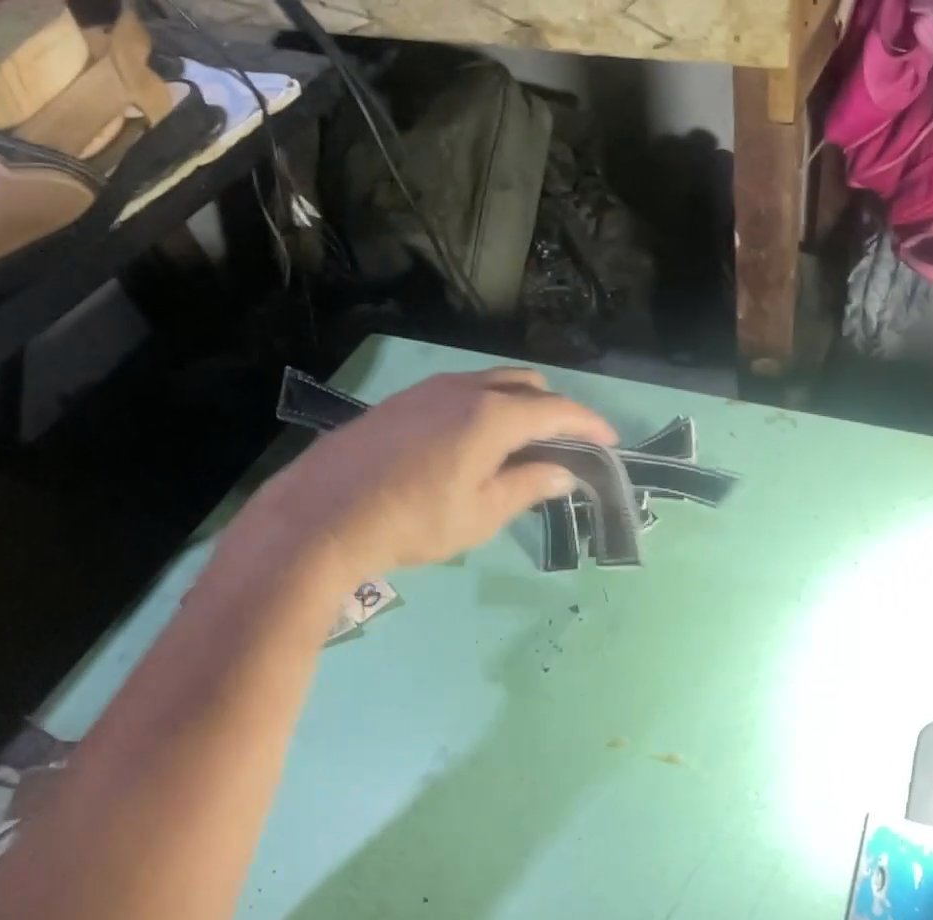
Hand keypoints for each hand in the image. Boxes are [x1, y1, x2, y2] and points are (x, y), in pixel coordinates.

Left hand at [248, 367, 616, 582]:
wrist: (322, 516)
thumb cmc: (414, 522)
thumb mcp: (482, 514)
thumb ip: (528, 487)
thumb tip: (563, 473)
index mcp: (493, 416)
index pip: (558, 411)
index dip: (590, 425)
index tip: (610, 442)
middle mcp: (464, 390)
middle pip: (527, 385)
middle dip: (556, 410)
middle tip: (566, 445)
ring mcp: (427, 391)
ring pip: (490, 383)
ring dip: (518, 406)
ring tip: (522, 444)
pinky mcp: (401, 402)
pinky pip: (459, 392)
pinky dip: (484, 408)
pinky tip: (473, 443)